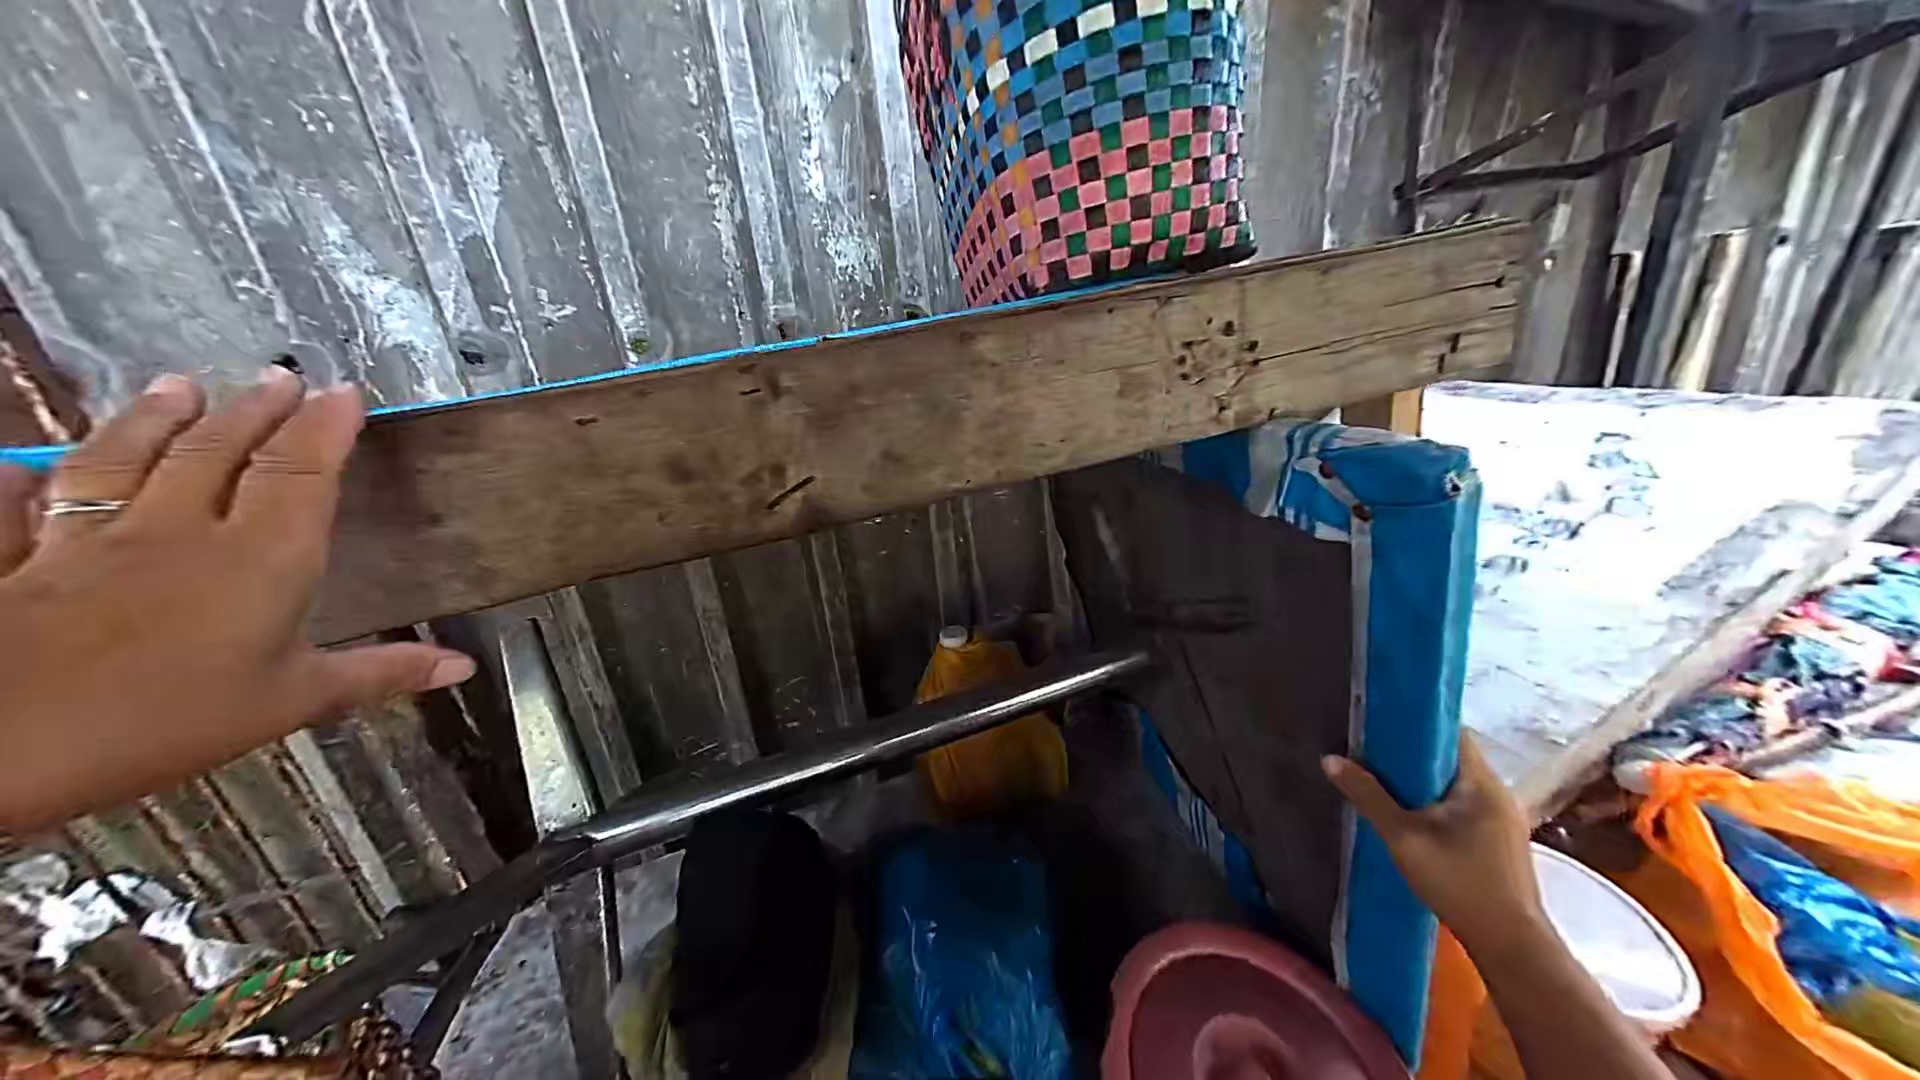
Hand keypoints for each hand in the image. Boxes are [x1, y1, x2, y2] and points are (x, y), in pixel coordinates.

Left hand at [0, 370, 474, 832]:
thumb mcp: (294, 701)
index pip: (300, 473)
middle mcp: (175, 533)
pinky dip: (21, 481)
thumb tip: (463, 665)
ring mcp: (83, 545)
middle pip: (219, 453)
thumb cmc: (165, 720)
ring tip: (179, 384)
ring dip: (156, 419)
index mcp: (258, 557)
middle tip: (280, 377)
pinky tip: (21, 464)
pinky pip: (17, 511)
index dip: (325, 428)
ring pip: (123, 462)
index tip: (346, 392)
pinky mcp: (9, 568)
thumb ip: (380, 673)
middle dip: (257, 411)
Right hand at [1322, 734, 1545, 954]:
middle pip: (1452, 756)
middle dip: (1413, 751)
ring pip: (1457, 781)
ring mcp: (1504, 818)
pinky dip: (1437, 798)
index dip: (1416, 722)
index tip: (1381, 721)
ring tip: (1385, 778)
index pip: (1452, 732)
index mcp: (1481, 784)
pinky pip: (1464, 802)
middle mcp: (1499, 793)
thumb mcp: (1402, 837)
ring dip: (1424, 777)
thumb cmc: (1458, 883)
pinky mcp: (1501, 839)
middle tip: (1372, 750)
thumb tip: (1330, 759)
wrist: (1511, 946)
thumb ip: (1367, 795)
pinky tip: (1412, 811)